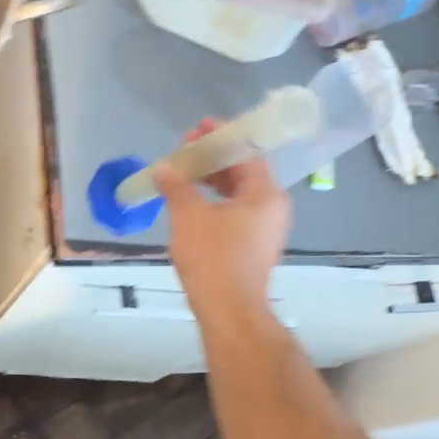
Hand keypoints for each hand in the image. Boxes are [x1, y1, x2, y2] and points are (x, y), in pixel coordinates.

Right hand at [155, 121, 291, 319]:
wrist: (228, 309)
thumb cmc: (213, 257)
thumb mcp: (189, 216)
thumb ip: (177, 187)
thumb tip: (165, 168)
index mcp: (266, 193)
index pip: (246, 152)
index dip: (221, 137)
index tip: (197, 130)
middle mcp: (273, 208)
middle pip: (243, 173)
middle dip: (213, 160)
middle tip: (184, 153)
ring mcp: (266, 230)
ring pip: (238, 195)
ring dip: (212, 183)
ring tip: (183, 178)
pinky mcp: (254, 248)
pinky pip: (236, 214)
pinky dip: (215, 204)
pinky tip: (191, 207)